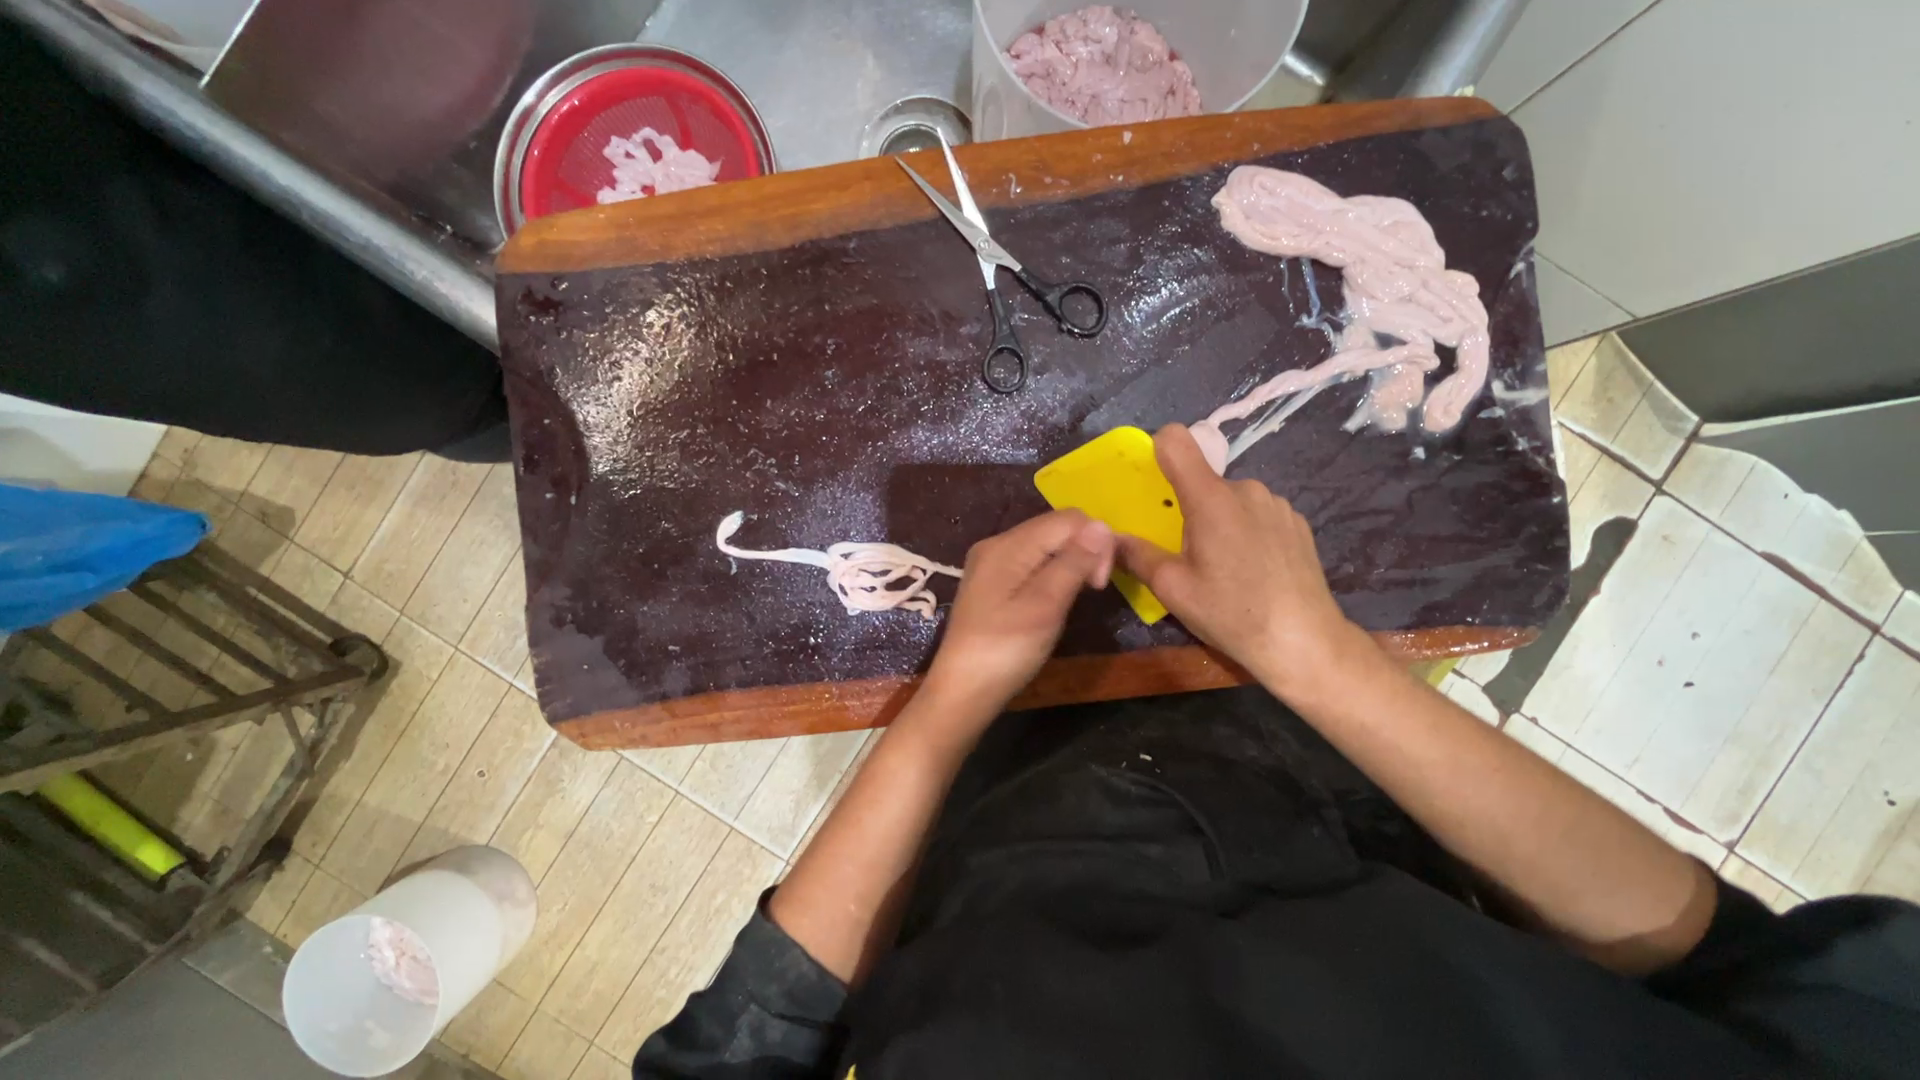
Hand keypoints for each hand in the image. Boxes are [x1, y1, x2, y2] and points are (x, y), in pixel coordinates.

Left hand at [925, 510, 1115, 708]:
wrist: (963, 692)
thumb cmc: (1006, 650)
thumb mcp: (1045, 605)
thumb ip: (1073, 562)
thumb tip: (1103, 525)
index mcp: (1007, 545)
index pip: (1068, 519)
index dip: (1095, 542)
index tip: (1099, 584)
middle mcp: (997, 545)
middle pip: (1055, 529)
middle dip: (1084, 551)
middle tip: (1093, 592)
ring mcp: (992, 565)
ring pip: (1046, 547)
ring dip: (1070, 564)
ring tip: (1075, 600)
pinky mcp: (992, 584)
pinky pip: (1032, 564)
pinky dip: (1053, 575)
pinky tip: (1054, 602)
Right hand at [1116, 424, 1366, 693]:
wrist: (1304, 640)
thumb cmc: (1231, 613)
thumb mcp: (1172, 589)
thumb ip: (1136, 555)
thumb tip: (1111, 537)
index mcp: (1211, 498)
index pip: (1176, 440)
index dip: (1157, 450)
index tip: (1151, 483)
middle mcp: (1246, 488)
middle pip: (1202, 479)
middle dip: (1187, 507)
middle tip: (1186, 553)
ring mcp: (1276, 503)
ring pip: (1231, 498)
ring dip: (1219, 520)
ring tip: (1223, 566)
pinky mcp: (1296, 522)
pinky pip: (1257, 513)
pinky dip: (1246, 531)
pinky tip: (1252, 570)